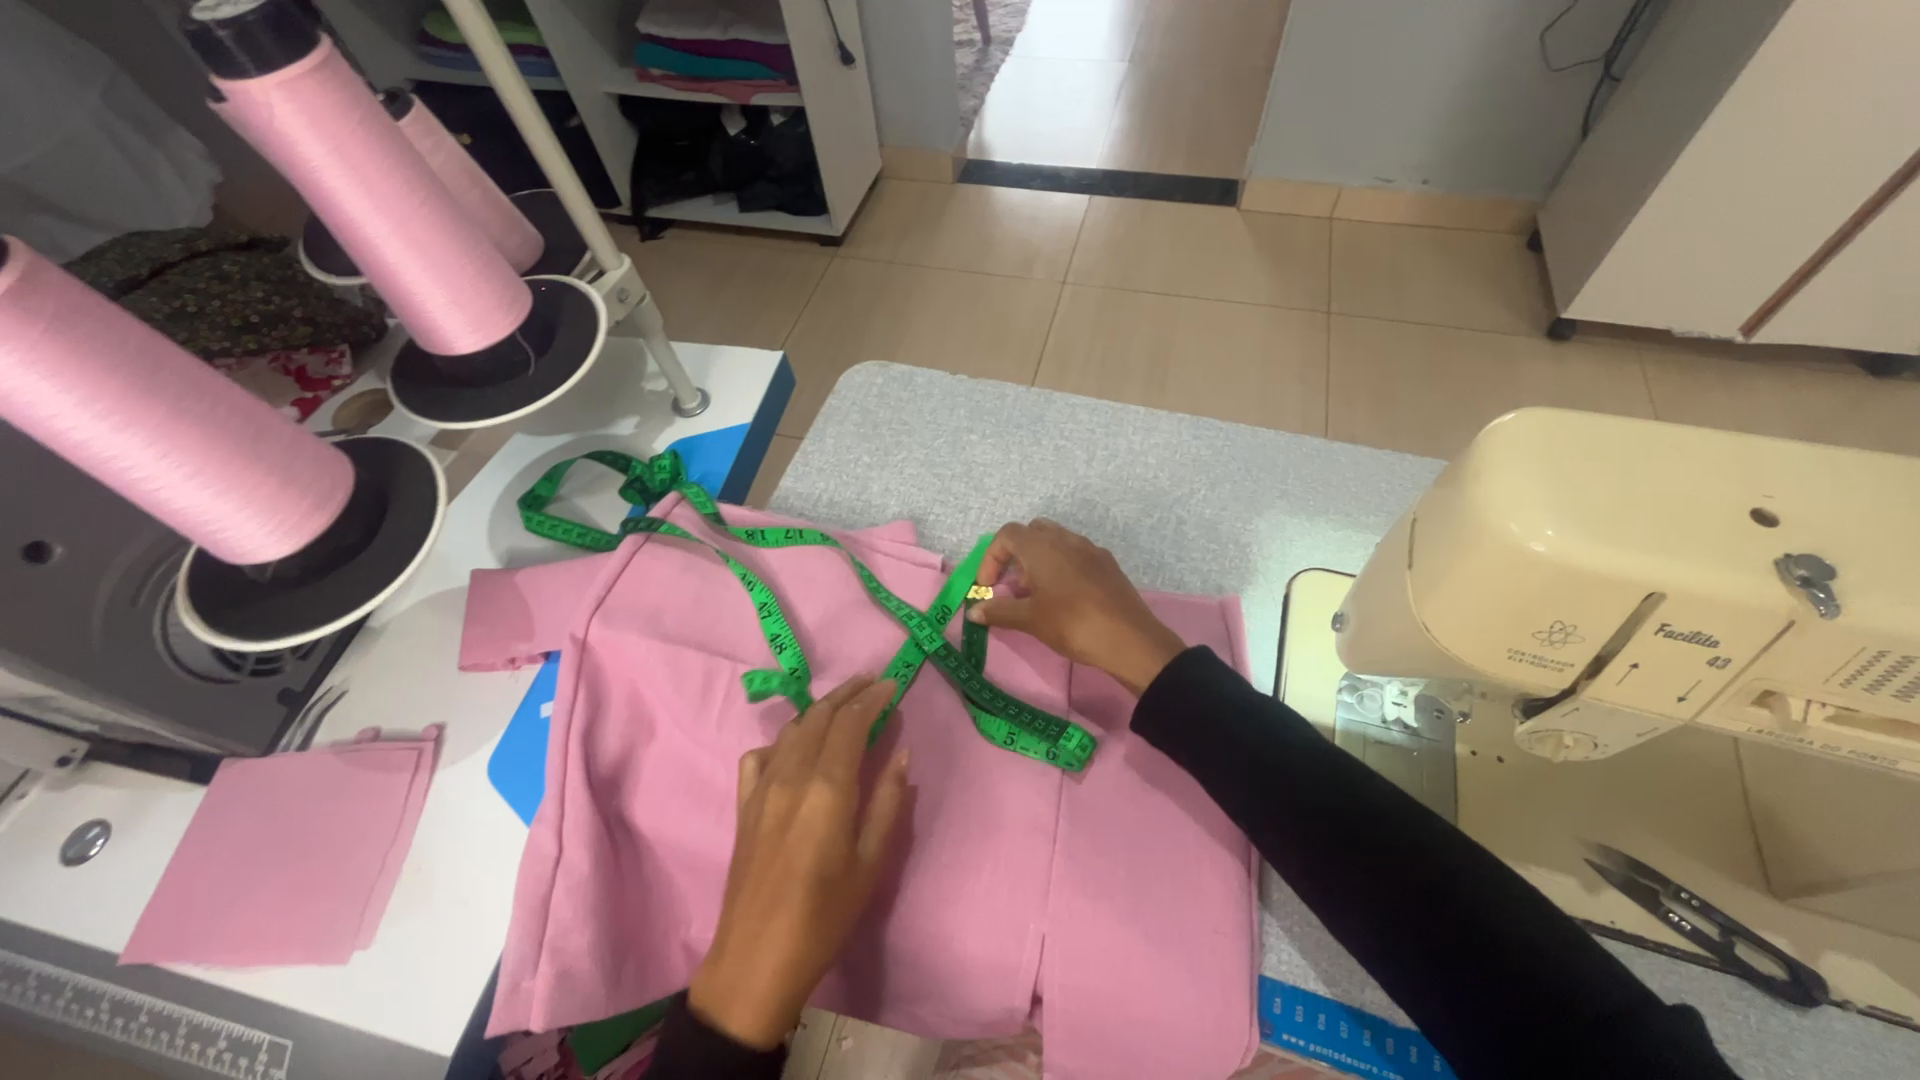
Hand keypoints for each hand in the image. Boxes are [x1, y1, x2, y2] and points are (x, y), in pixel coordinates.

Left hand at [688, 676, 912, 1048]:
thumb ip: (887, 803)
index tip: (892, 684)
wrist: (757, 959)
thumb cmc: (825, 917)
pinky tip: (794, 749)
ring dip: (818, 711)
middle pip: (818, 718)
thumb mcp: (871, 864)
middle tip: (872, 682)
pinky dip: (782, 740)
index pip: (850, 724)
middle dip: (847, 694)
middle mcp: (790, 777)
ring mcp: (761, 789)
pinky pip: (761, 756)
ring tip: (842, 705)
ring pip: (790, 731)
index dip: (872, 699)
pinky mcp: (743, 807)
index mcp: (826, 788)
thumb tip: (900, 754)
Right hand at [966, 519, 1187, 695]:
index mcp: (1043, 547)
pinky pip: (1077, 554)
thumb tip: (974, 611)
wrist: (1130, 640)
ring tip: (1038, 596)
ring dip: (1040, 561)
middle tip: (1015, 587)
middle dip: (1017, 555)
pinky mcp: (1108, 564)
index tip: (989, 587)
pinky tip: (1065, 598)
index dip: (991, 558)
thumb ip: (999, 611)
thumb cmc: (1073, 625)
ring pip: (1057, 541)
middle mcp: (1066, 539)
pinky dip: (1062, 567)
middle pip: (1033, 532)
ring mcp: (1091, 549)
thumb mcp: (1031, 620)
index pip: (1007, 535)